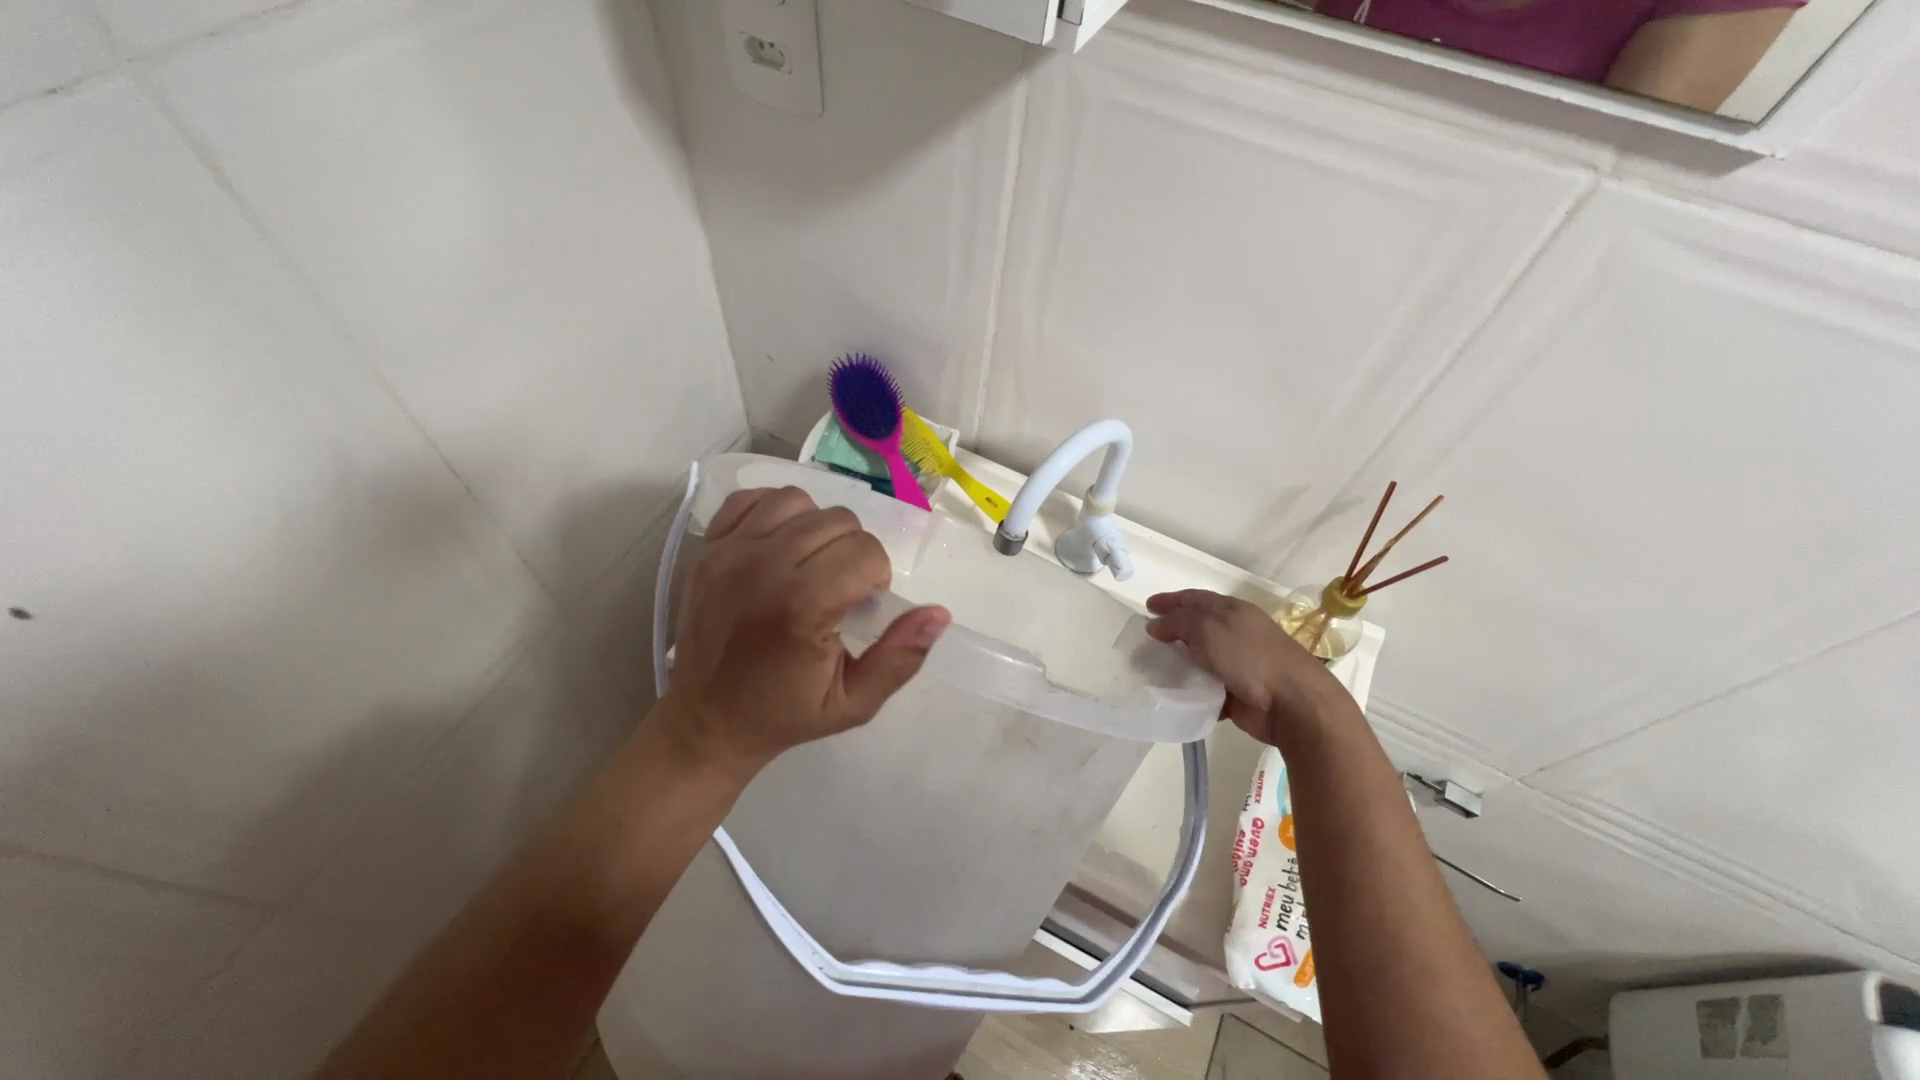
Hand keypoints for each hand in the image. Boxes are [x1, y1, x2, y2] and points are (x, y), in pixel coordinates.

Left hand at [659, 487, 951, 776]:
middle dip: (853, 552)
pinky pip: (754, 499)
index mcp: (801, 606)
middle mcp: (764, 567)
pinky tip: (781, 545)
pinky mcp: (710, 546)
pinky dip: (776, 513)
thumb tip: (938, 614)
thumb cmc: (783, 714)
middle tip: (840, 590)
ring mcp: (731, 552)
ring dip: (817, 527)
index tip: (860, 606)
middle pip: (837, 521)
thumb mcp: (854, 703)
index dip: (876, 577)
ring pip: (798, 501)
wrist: (707, 719)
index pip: (865, 552)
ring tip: (812, 563)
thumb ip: (900, 658)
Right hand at [1145, 589, 1356, 748]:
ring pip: (1200, 659)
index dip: (1170, 600)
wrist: (1292, 703)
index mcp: (1232, 610)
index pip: (1195, 599)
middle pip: (1197, 628)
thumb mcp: (1209, 629)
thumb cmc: (1250, 657)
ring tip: (1151, 669)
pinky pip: (1206, 688)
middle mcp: (1235, 633)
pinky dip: (1190, 690)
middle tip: (1145, 640)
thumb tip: (1156, 624)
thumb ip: (1178, 623)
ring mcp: (1238, 663)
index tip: (1147, 607)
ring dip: (1178, 662)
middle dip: (1171, 631)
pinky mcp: (1237, 692)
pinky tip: (1172, 695)